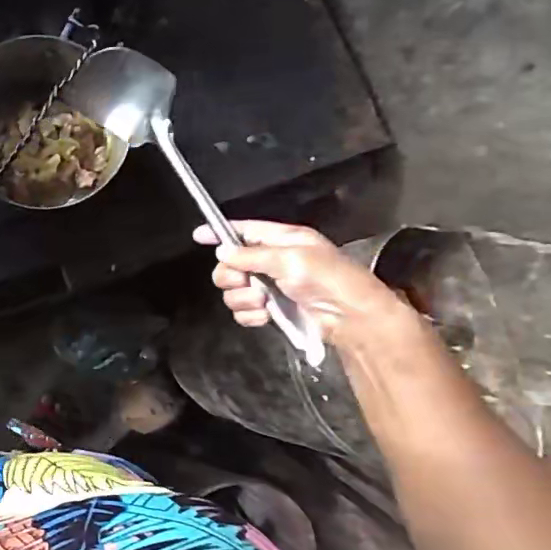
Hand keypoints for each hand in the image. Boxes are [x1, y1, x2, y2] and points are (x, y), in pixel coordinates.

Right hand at [193, 220, 419, 352]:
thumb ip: (252, 255)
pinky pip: (242, 311)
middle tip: (244, 282)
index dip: (221, 232)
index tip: (198, 236)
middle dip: (231, 275)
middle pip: (230, 263)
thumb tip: (222, 251)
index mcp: (282, 240)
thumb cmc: (329, 280)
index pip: (244, 230)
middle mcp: (273, 261)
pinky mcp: (270, 311)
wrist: (352, 319)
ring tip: (263, 303)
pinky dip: (250, 315)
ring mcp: (271, 287)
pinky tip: (264, 317)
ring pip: (233, 289)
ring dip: (243, 298)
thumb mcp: (291, 259)